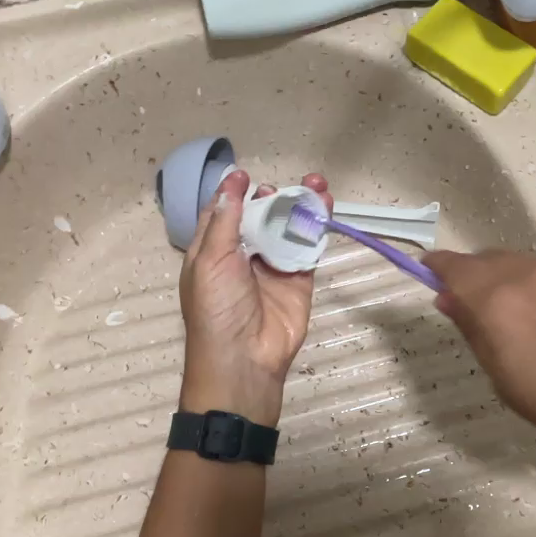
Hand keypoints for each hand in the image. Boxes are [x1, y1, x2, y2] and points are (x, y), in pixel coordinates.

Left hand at [178, 169, 331, 424]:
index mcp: (213, 252)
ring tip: (316, 183)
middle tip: (288, 185)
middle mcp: (243, 256)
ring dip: (301, 205)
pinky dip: (317, 226)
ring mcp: (273, 267)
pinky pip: (308, 247)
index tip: (247, 175)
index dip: (235, 193)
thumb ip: (226, 219)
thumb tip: (233, 180)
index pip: (224, 214)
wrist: (244, 361)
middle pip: (261, 217)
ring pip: (288, 228)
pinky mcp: (299, 280)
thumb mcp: (210, 260)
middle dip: (274, 197)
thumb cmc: (216, 309)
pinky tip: (325, 206)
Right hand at [422, 251, 535, 468]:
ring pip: (524, 266)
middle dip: (475, 278)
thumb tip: (452, 300)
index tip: (430, 277)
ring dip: (512, 283)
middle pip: (488, 261)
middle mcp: (529, 272)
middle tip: (477, 312)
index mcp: (498, 298)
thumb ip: (475, 332)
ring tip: (526, 322)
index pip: (453, 266)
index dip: (437, 268)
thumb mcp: (505, 380)